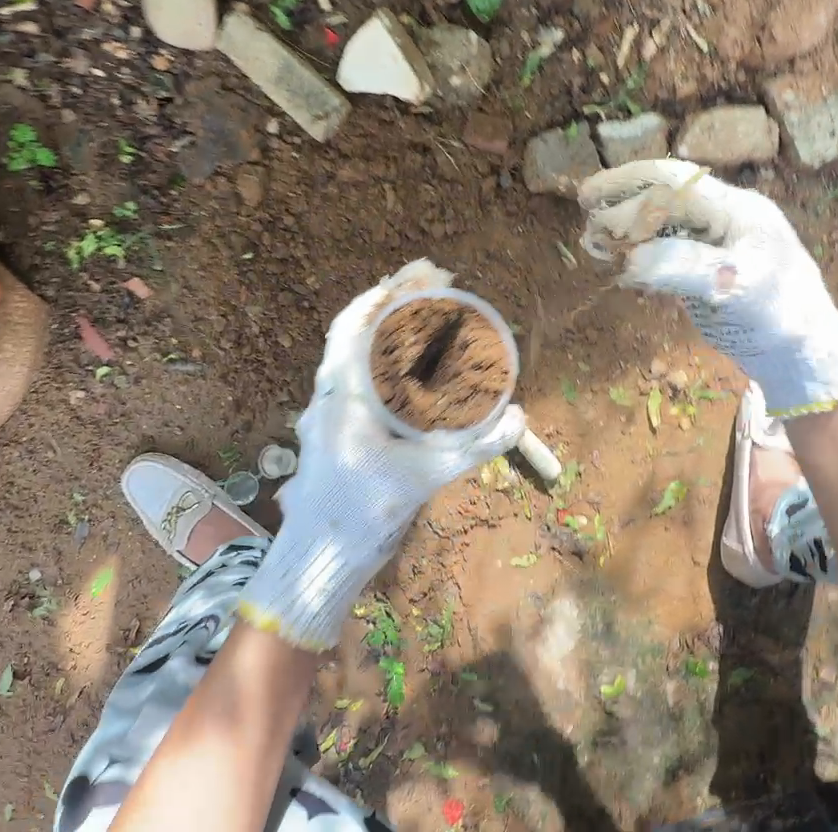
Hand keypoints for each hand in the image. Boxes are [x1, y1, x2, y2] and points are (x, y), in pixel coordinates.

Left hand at [237, 260, 525, 649]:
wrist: (319, 559)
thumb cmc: (364, 512)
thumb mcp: (424, 476)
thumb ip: (474, 447)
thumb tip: (517, 417)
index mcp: (341, 396)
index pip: (353, 327)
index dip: (381, 296)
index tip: (413, 277)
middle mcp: (326, 399)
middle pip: (353, 337)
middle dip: (388, 310)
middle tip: (427, 294)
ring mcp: (322, 418)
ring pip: (349, 362)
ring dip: (380, 339)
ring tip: (419, 328)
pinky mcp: (326, 437)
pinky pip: (350, 386)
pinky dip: (376, 368)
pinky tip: (403, 379)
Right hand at [576, 159, 837, 417]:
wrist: (800, 355)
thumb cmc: (777, 315)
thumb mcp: (736, 286)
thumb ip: (683, 266)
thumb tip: (630, 260)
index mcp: (736, 208)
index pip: (674, 182)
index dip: (627, 184)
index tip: (588, 197)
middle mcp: (721, 216)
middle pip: (660, 196)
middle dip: (619, 207)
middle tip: (589, 230)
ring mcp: (711, 242)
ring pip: (658, 223)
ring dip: (624, 231)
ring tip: (596, 246)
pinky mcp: (701, 268)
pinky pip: (662, 249)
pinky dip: (636, 254)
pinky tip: (619, 265)